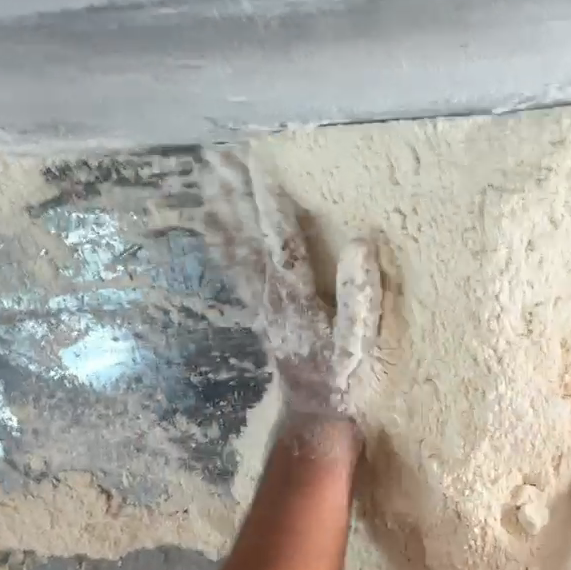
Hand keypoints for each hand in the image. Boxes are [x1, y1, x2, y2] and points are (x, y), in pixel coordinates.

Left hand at [203, 150, 380, 424]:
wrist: (317, 414)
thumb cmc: (346, 379)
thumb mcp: (361, 343)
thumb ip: (361, 295)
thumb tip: (361, 244)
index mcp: (299, 298)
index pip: (283, 241)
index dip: (270, 203)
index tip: (257, 162)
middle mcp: (274, 295)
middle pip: (249, 237)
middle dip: (235, 196)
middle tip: (217, 154)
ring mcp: (263, 303)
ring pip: (237, 248)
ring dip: (222, 210)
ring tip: (208, 173)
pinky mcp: (261, 311)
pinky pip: (236, 270)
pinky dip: (221, 242)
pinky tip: (211, 222)